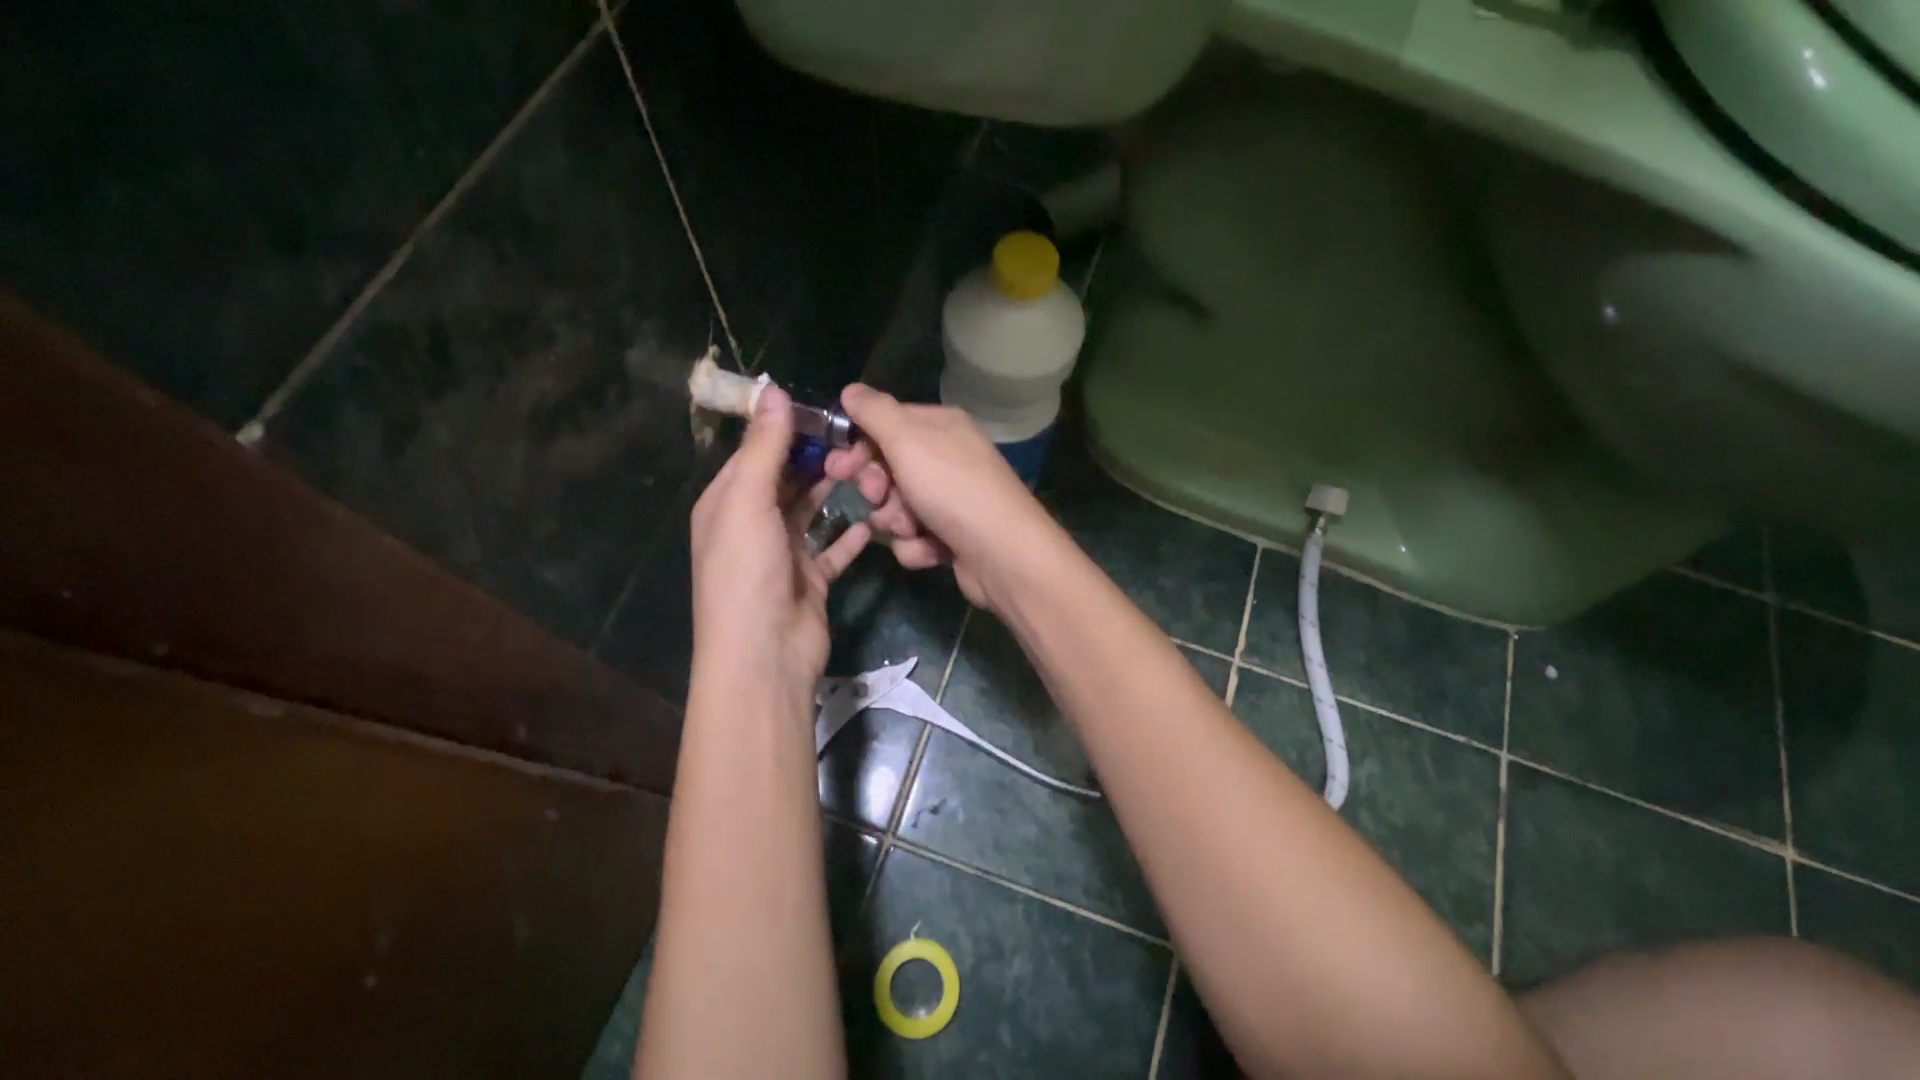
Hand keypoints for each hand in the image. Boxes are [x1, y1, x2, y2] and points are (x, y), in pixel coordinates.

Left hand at [689, 386, 870, 692]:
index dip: (786, 429)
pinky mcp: (811, 579)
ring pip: (811, 510)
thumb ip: (764, 447)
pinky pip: (834, 549)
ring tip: (870, 464)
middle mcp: (751, 524)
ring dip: (834, 490)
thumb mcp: (747, 501)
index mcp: (725, 503)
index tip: (827, 409)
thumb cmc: (746, 572)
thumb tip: (773, 389)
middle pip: (785, 479)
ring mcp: (782, 554)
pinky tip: (875, 515)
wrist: (764, 654)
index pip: (755, 453)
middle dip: (815, 458)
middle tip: (858, 436)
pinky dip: (852, 534)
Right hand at [823, 384, 1067, 612]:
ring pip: (897, 507)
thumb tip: (851, 390)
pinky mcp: (952, 536)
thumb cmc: (953, 489)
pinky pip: (915, 538)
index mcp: (941, 427)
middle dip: (877, 487)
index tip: (837, 469)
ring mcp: (951, 499)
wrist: (1003, 554)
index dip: (858, 446)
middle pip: (889, 468)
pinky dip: (917, 546)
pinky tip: (930, 550)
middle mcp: (948, 458)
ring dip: (895, 521)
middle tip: (877, 497)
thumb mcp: (908, 440)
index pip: (886, 425)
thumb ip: (875, 412)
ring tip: (910, 528)